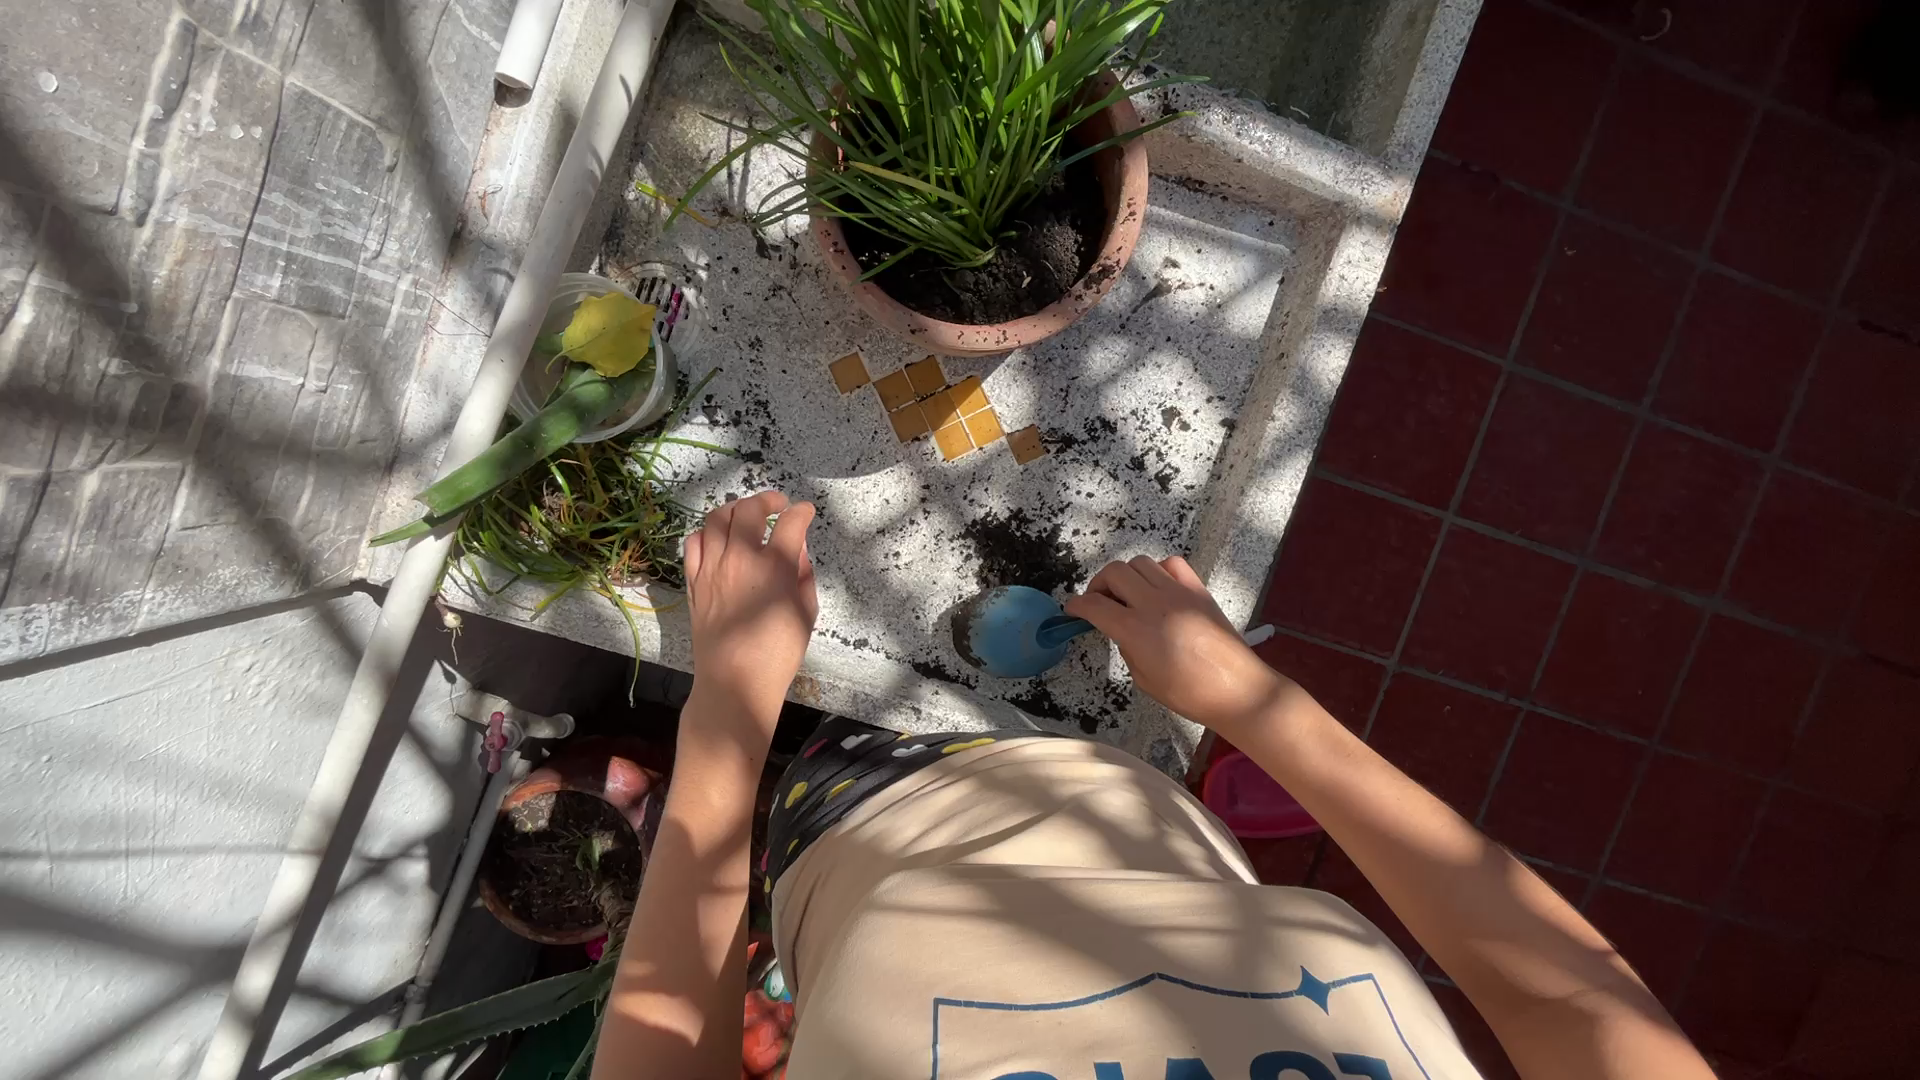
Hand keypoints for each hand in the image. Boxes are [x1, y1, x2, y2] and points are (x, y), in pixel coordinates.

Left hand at [683, 491, 818, 722]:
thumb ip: (803, 574)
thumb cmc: (778, 653)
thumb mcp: (806, 612)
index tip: (806, 512)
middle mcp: (741, 559)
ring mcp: (712, 568)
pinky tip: (718, 538)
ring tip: (746, 515)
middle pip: (749, 509)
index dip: (802, 512)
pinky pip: (694, 543)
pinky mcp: (694, 581)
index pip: (791, 523)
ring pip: (717, 519)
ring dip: (735, 509)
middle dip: (767, 499)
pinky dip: (708, 532)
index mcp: (774, 567)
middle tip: (778, 505)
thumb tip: (797, 549)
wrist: (735, 681)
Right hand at [1065, 556, 1286, 734]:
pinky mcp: (1198, 590)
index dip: (1076, 605)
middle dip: (1099, 585)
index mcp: (1136, 630)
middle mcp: (1154, 603)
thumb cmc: (1189, 694)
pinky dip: (1157, 570)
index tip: (1072, 609)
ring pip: (1140, 562)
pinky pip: (1171, 564)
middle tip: (1100, 602)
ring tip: (1128, 594)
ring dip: (1126, 575)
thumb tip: (1122, 629)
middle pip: (1114, 573)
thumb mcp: (1143, 678)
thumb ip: (1127, 647)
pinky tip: (1158, 588)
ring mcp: (1178, 592)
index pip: (1094, 605)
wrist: (1237, 689)